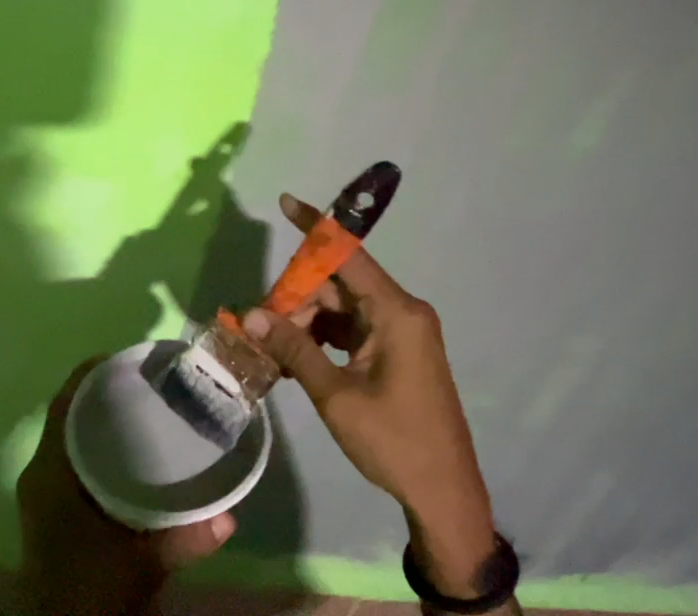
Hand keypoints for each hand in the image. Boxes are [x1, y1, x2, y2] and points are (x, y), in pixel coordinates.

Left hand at [15, 358, 236, 614]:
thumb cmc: (89, 592)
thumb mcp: (141, 566)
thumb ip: (184, 539)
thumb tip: (230, 517)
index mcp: (50, 473)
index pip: (64, 405)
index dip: (89, 375)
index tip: (124, 357)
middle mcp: (41, 475)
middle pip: (68, 417)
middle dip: (101, 395)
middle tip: (146, 382)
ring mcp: (43, 496)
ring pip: (70, 441)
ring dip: (99, 421)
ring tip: (144, 409)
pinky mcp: (51, 515)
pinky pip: (73, 463)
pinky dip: (98, 449)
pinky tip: (132, 456)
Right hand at [241, 193, 499, 597]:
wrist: (444, 494)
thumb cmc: (394, 441)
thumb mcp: (336, 394)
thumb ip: (295, 349)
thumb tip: (253, 315)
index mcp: (397, 312)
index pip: (349, 254)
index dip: (315, 227)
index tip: (285, 203)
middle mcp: (402, 312)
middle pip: (338, 285)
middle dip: (297, 298)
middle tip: (260, 324)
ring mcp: (401, 333)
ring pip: (341, 309)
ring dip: (306, 323)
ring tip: (273, 350)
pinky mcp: (397, 353)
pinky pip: (352, 330)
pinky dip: (322, 339)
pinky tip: (294, 360)